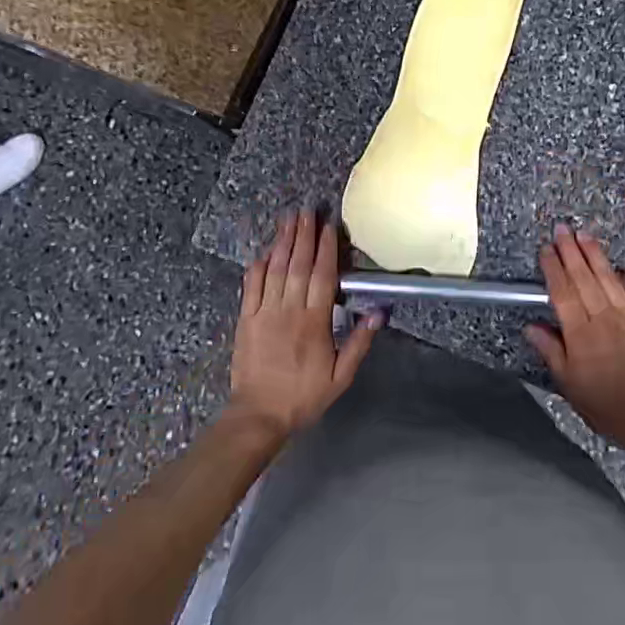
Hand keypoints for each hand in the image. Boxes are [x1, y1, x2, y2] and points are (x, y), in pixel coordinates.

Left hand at [228, 209, 380, 441]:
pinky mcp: (245, 319)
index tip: (329, 226)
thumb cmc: (303, 397)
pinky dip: (258, 265)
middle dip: (303, 235)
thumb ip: (359, 343)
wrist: (258, 414)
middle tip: (307, 210)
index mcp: (314, 322)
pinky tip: (265, 251)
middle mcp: (288, 310)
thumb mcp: (340, 377)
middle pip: (298, 265)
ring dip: (282, 242)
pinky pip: (251, 285)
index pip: (323, 276)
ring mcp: (263, 312)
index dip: (326, 249)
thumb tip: (378, 313)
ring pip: (275, 269)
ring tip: (288, 219)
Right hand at [526, 224, 624, 460]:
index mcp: (582, 334)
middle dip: (571, 251)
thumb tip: (532, 327)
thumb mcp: (571, 386)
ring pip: (610, 279)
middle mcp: (606, 319)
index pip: (563, 292)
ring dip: (596, 255)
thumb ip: (552, 352)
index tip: (545, 249)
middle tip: (562, 229)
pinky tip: (621, 270)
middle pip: (585, 278)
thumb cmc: (609, 408)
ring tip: (585, 236)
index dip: (553, 268)